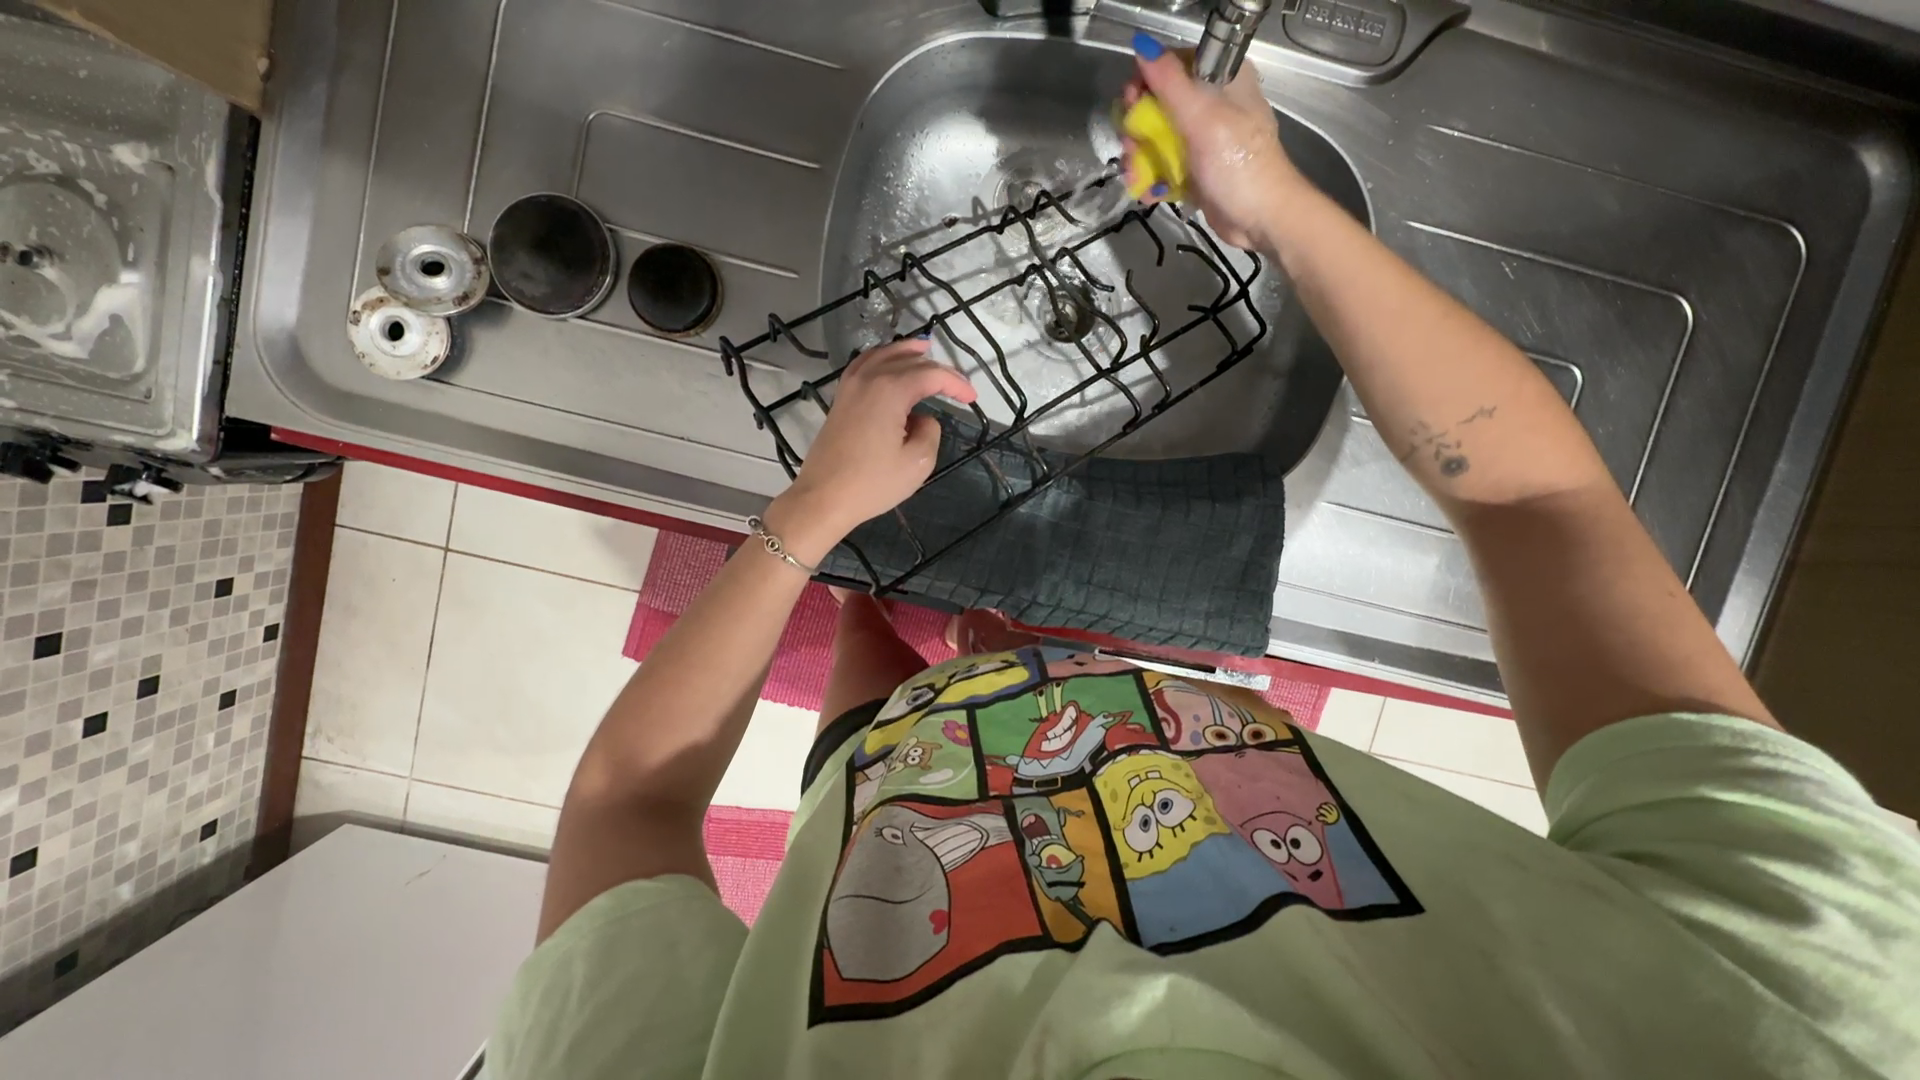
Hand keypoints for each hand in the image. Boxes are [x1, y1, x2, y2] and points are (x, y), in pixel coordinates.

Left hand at [770, 338, 976, 552]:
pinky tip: (887, 363)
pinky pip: (864, 365)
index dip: (956, 383)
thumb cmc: (872, 483)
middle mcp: (869, 378)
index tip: (972, 398)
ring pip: (883, 355)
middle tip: (957, 384)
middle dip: (937, 369)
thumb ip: (930, 431)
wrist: (823, 498)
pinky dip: (881, 358)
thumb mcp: (917, 462)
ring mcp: (850, 386)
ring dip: (906, 352)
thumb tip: (921, 419)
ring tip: (924, 349)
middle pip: (909, 361)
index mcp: (890, 390)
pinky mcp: (840, 398)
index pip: (931, 375)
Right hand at [1123, 32, 1303, 249]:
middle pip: (1160, 103)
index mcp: (1223, 80)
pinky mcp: (1197, 169)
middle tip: (1131, 147)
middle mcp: (1213, 105)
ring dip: (1141, 158)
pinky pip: (1165, 165)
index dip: (1148, 79)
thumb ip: (1170, 83)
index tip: (1132, 101)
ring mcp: (1204, 139)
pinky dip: (1153, 178)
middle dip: (1138, 127)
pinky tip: (1148, 191)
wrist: (1261, 218)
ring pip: (1158, 137)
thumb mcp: (1203, 118)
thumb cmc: (1239, 165)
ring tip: (1137, 177)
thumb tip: (1142, 47)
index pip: (1176, 64)